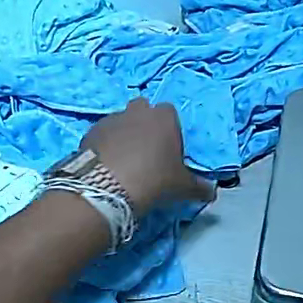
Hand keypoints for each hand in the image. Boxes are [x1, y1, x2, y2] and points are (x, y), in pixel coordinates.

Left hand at [78, 98, 214, 213]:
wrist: (108, 187)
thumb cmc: (154, 179)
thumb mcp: (182, 186)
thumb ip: (199, 187)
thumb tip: (212, 192)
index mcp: (163, 116)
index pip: (170, 113)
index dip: (170, 129)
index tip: (168, 149)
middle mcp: (137, 110)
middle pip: (143, 110)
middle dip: (145, 124)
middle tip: (147, 151)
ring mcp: (111, 118)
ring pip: (121, 121)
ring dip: (123, 134)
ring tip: (124, 161)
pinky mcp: (90, 131)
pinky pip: (102, 134)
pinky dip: (105, 144)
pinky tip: (107, 165)